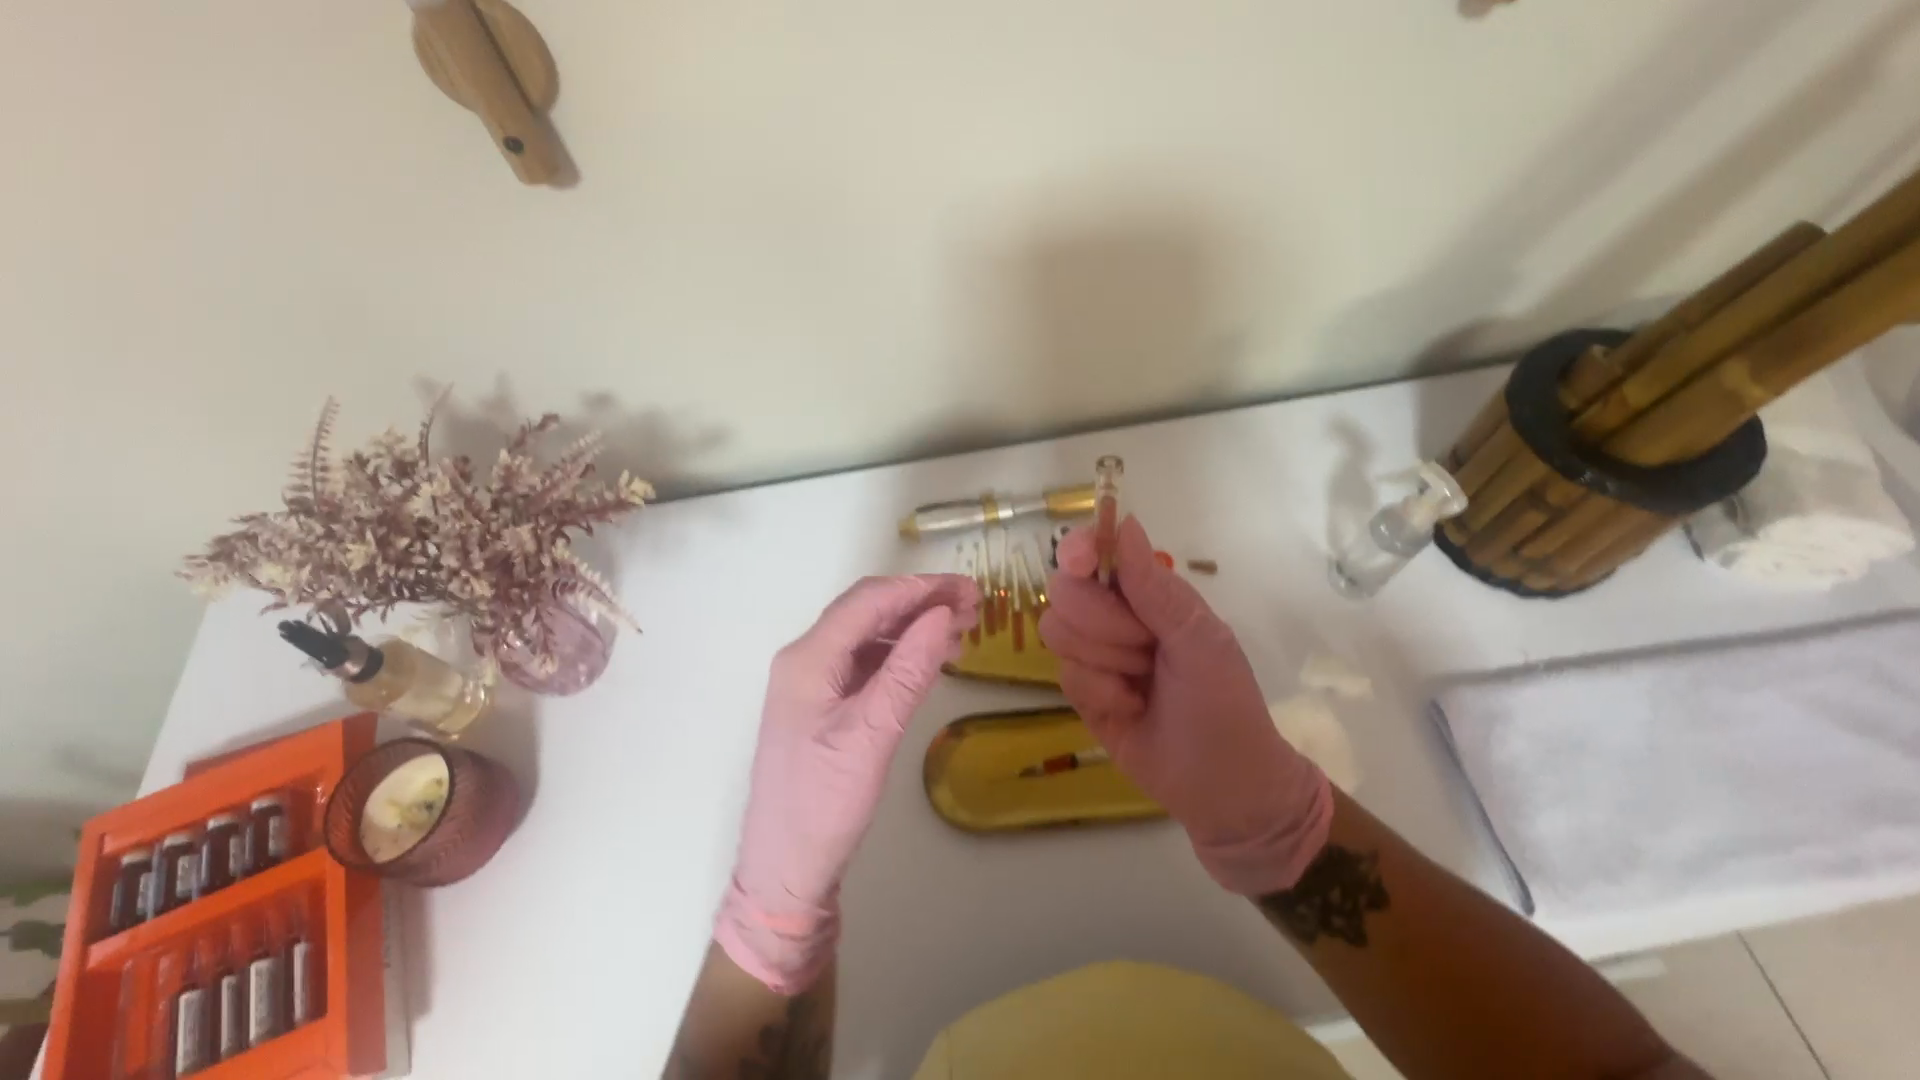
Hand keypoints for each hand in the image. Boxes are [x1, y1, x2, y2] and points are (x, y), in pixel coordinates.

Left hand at [716, 574, 978, 992]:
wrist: (783, 870)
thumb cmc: (824, 805)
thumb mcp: (872, 736)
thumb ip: (907, 671)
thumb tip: (942, 615)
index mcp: (807, 659)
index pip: (869, 601)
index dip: (921, 588)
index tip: (971, 590)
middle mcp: (804, 659)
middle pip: (865, 610)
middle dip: (919, 601)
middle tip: (973, 607)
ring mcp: (810, 682)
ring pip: (865, 635)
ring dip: (911, 625)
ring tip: (960, 630)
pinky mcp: (820, 705)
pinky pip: (862, 662)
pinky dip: (898, 653)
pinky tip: (928, 660)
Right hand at [1039, 517, 1331, 895]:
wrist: (1223, 784)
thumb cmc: (1225, 703)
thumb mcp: (1199, 640)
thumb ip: (1154, 586)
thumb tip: (1124, 522)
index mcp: (1147, 593)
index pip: (1094, 553)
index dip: (1080, 550)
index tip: (1084, 564)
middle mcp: (1115, 617)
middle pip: (1065, 591)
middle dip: (1105, 624)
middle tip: (1147, 648)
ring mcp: (1096, 656)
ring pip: (1056, 632)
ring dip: (1104, 662)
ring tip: (1142, 683)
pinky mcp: (1083, 694)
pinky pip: (1064, 675)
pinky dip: (1100, 693)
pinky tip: (1131, 709)